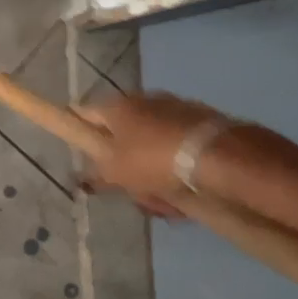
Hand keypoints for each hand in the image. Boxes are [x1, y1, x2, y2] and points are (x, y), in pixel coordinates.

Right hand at [77, 91, 227, 204]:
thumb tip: (82, 179)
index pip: (85, 113)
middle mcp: (143, 100)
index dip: (80, 131)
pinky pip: (179, 145)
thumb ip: (96, 175)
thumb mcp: (116, 173)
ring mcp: (175, 108)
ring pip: (153, 141)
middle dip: (124, 159)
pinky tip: (184, 188)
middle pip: (122, 131)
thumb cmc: (152, 159)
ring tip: (162, 198)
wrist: (217, 155)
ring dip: (152, 166)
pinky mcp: (202, 120)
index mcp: (116, 106)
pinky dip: (177, 164)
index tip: (83, 151)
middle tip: (128, 186)